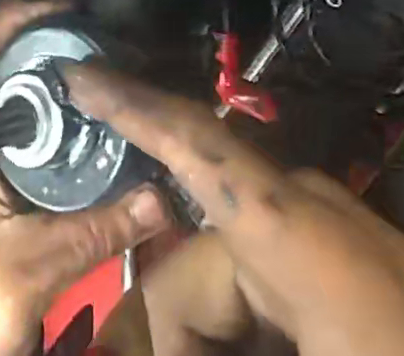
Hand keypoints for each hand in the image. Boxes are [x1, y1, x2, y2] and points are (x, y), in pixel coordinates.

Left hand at [0, 1, 170, 355]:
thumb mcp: (40, 262)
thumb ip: (103, 227)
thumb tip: (165, 194)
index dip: (14, 17)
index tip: (63, 8)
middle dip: (32, 30)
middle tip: (86, 26)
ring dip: (33, 57)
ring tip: (85, 49)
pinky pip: (3, 104)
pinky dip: (34, 89)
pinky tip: (73, 99)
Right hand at [65, 63, 403, 355]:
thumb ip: (192, 322)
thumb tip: (132, 329)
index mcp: (288, 229)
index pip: (188, 138)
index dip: (122, 101)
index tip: (69, 75)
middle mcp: (294, 214)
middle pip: (187, 266)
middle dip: (169, 335)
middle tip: (153, 352)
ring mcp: (318, 238)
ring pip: (218, 285)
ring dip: (205, 338)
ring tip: (213, 351)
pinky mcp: (334, 264)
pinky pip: (256, 290)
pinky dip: (236, 329)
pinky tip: (251, 343)